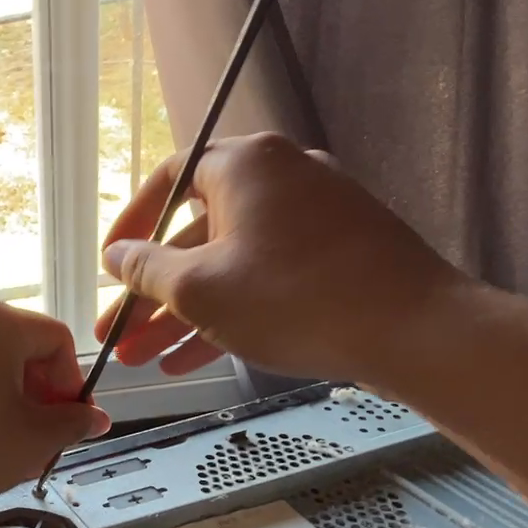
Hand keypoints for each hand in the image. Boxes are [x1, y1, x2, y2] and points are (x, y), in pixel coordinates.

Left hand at [0, 302, 109, 511]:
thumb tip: (95, 419)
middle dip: (40, 387)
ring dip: (10, 392)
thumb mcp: (36, 438)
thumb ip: (74, 422)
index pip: (55, 338)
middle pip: (20, 344)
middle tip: (45, 429)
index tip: (70, 417)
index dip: (72, 380)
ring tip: (14, 435)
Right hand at [98, 133, 468, 382]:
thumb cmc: (293, 298)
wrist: (417, 334)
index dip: (130, 224)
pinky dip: (226, 313)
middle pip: (193, 235)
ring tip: (143, 359)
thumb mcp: (197, 287)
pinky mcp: (335, 256)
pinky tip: (188, 361)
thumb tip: (116, 255)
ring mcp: (313, 218)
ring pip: (225, 265)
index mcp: (246, 166)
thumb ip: (144, 269)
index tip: (109, 263)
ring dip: (179, 314)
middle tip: (115, 334)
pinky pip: (262, 279)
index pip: (167, 180)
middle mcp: (280, 179)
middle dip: (149, 293)